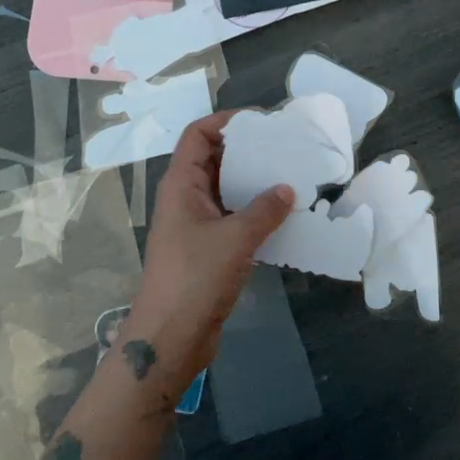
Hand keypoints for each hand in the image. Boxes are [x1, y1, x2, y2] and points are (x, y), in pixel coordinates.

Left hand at [121, 110, 294, 398]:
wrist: (170, 339)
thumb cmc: (195, 278)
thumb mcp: (234, 239)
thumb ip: (263, 210)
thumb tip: (287, 189)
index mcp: (181, 184)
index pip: (197, 135)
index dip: (225, 121)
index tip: (261, 121)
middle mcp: (186, 198)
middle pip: (214, 159)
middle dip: (246, 151)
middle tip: (284, 148)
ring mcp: (195, 225)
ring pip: (225, 190)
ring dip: (253, 184)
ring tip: (290, 178)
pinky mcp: (207, 251)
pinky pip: (232, 218)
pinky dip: (254, 213)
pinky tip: (283, 217)